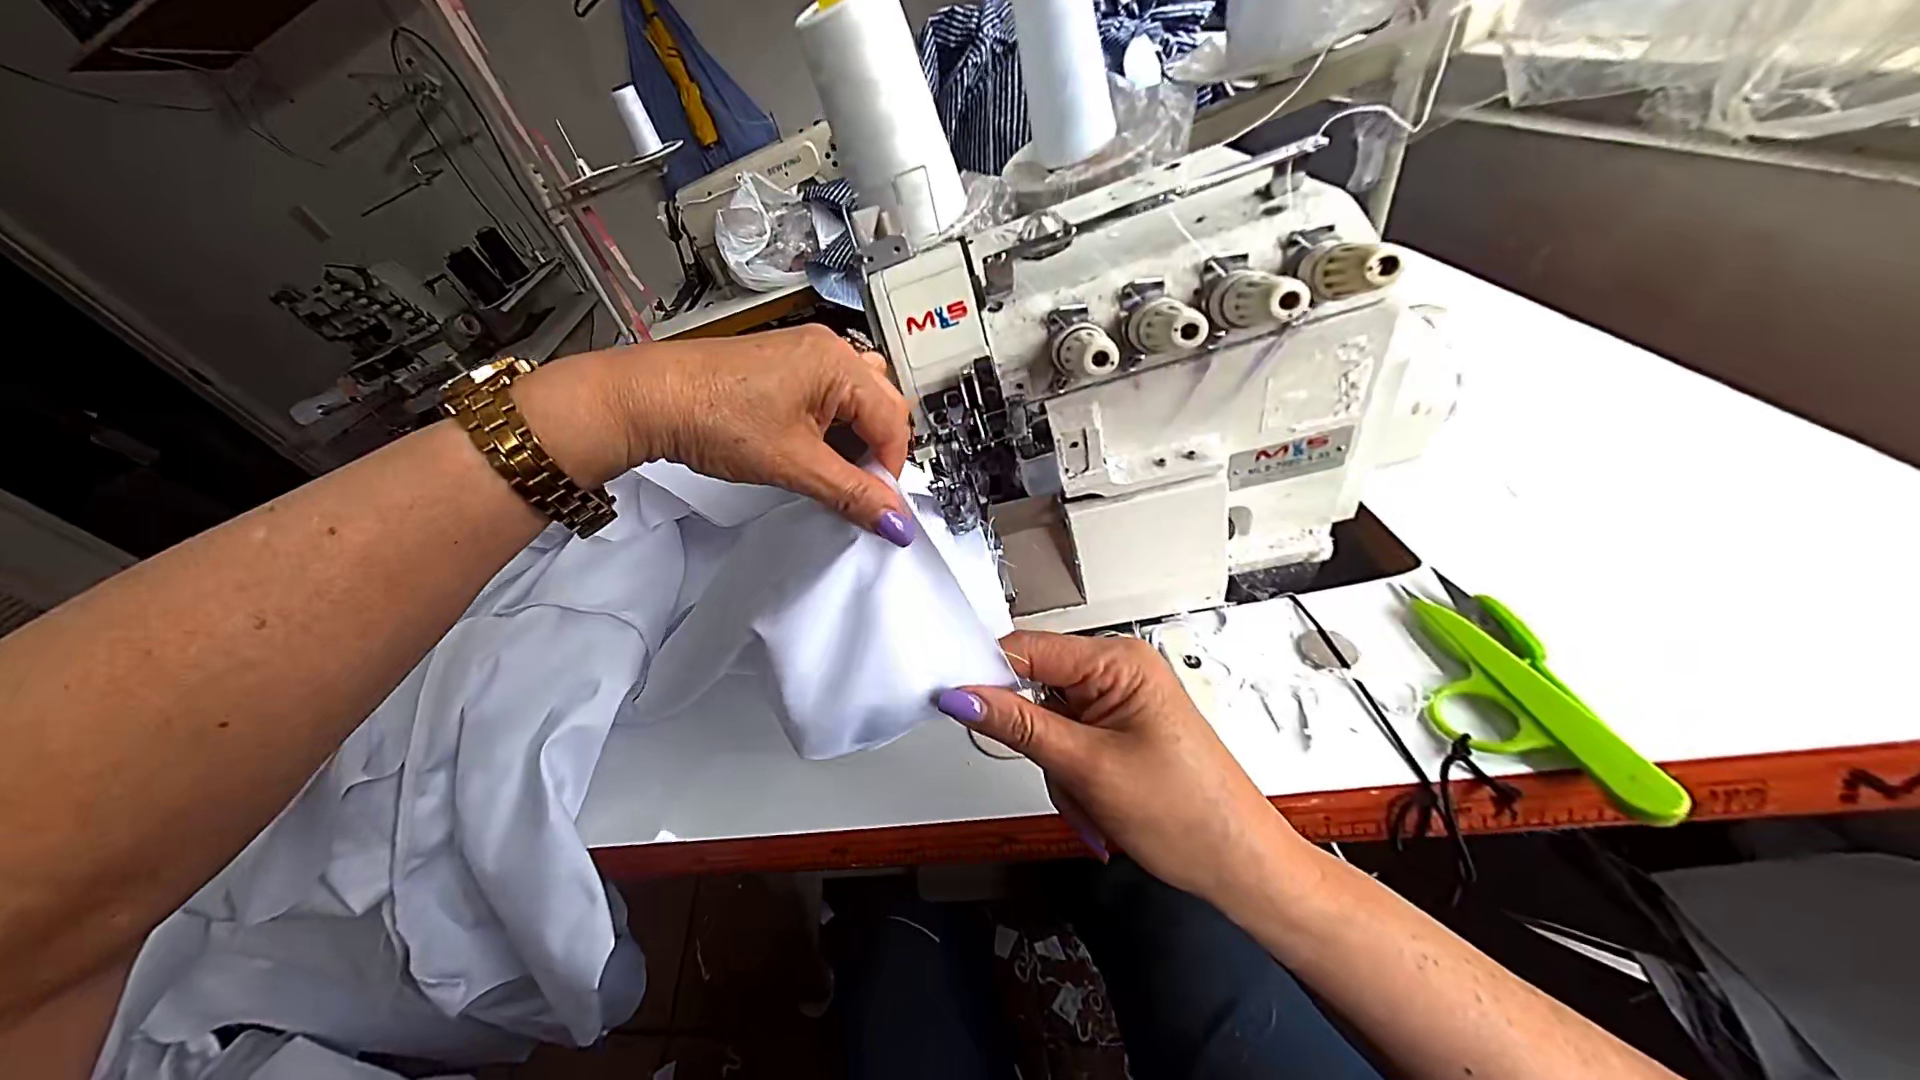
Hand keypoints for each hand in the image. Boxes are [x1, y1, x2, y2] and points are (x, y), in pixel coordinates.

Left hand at [519, 325, 915, 541]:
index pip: (893, 421)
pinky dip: (832, 431)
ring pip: (857, 405)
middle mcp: (826, 350)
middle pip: (881, 407)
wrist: (646, 401)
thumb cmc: (707, 413)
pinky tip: (811, 453)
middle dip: (875, 453)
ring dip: (855, 442)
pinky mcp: (784, 370)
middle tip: (858, 490)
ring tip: (829, 471)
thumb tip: (892, 518)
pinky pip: (830, 400)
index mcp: (837, 361)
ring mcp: (804, 357)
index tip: (880, 502)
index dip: (890, 467)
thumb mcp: (793, 464)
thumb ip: (851, 493)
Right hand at [938, 631, 1300, 905]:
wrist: (1242, 867)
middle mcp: (1120, 672)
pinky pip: (1068, 741)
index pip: (1028, 648)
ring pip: (1047, 722)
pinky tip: (1096, 806)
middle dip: (1035, 740)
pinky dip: (1070, 777)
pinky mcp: (1119, 727)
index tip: (953, 699)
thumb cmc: (1194, 814)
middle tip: (1052, 773)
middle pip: (1035, 687)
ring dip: (1055, 768)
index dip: (986, 674)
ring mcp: (1120, 701)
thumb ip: (1018, 725)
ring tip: (1089, 803)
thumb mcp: (1088, 768)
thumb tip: (966, 696)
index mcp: (1119, 661)